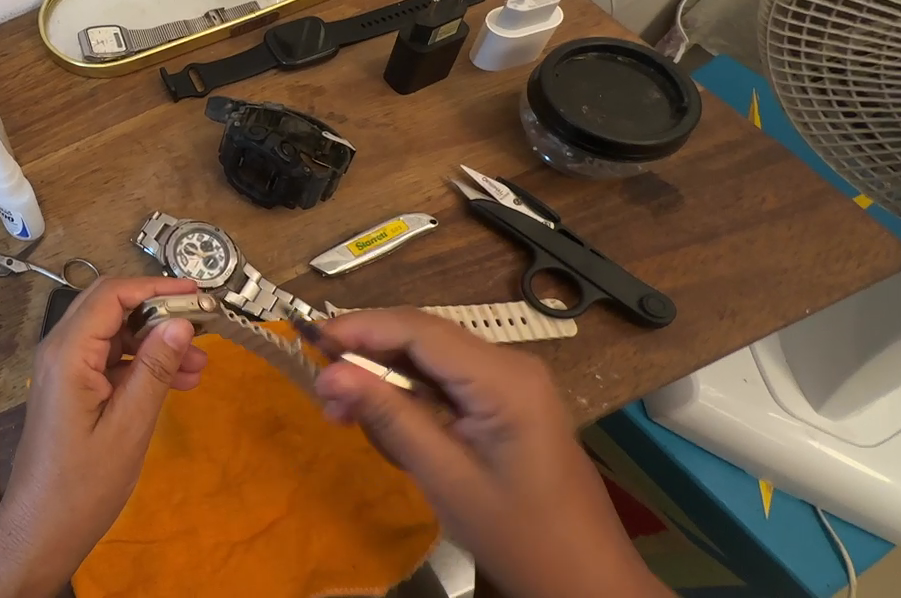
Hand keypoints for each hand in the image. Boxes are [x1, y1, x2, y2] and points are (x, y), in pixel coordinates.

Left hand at [0, 277, 208, 596]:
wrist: (40, 530)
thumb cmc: (82, 485)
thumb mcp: (128, 427)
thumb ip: (154, 369)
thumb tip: (181, 322)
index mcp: (68, 350)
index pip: (112, 294)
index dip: (155, 287)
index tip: (197, 294)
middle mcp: (61, 348)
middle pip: (112, 307)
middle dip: (158, 311)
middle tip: (203, 327)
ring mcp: (65, 367)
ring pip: (114, 333)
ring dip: (155, 341)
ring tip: (199, 366)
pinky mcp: (72, 386)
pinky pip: (110, 359)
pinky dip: (142, 364)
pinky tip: (177, 382)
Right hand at [310, 309, 670, 597]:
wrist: (590, 586)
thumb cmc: (521, 535)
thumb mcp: (444, 477)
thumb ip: (386, 416)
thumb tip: (327, 372)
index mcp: (503, 378)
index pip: (415, 328)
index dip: (358, 328)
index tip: (309, 344)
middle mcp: (507, 364)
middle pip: (416, 336)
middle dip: (365, 357)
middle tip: (324, 393)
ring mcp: (507, 380)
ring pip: (422, 356)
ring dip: (381, 379)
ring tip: (347, 415)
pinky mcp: (501, 398)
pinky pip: (438, 378)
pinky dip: (404, 395)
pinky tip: (386, 425)